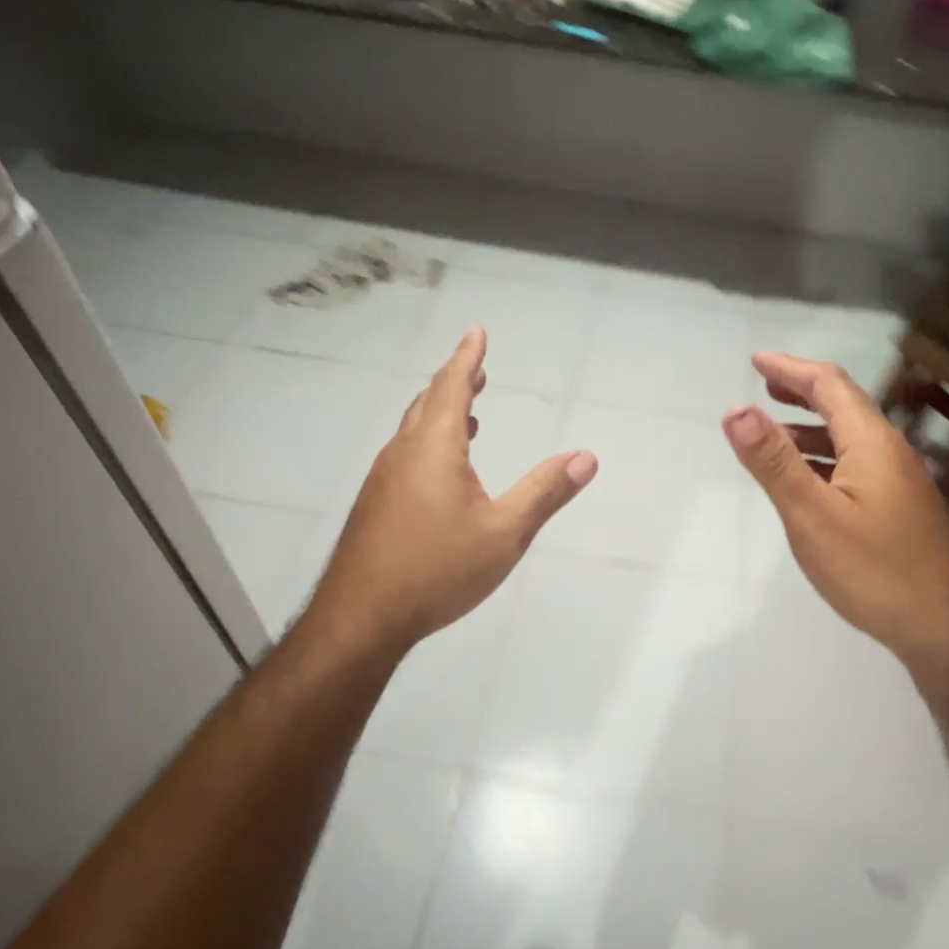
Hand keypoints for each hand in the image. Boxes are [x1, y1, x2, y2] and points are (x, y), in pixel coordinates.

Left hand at [302, 328, 597, 656]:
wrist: (362, 616)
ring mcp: (384, 478)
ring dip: (443, 412)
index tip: (477, 332)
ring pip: (415, 429)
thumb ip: (545, 492)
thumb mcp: (504, 533)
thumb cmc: (437, 569)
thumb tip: (586, 457)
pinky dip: (430, 441)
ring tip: (471, 414)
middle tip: (479, 369)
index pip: (452, 386)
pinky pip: (407, 453)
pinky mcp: (376, 503)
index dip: (467, 357)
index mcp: (434, 447)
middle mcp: (404, 452)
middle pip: (429, 401)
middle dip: (456, 381)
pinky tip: (445, 471)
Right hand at [723, 352, 948, 674]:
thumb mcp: (811, 515)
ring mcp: (900, 478)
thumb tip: (736, 410)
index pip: (829, 385)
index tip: (755, 362)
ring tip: (774, 427)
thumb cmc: (872, 569)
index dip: (790, 369)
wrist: (940, 627)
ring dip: (811, 423)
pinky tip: (808, 476)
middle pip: (844, 404)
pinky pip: (857, 460)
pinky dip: (824, 453)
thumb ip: (773, 461)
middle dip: (802, 389)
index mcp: (871, 442)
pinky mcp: (901, 504)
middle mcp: (890, 450)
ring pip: (851, 435)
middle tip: (763, 385)